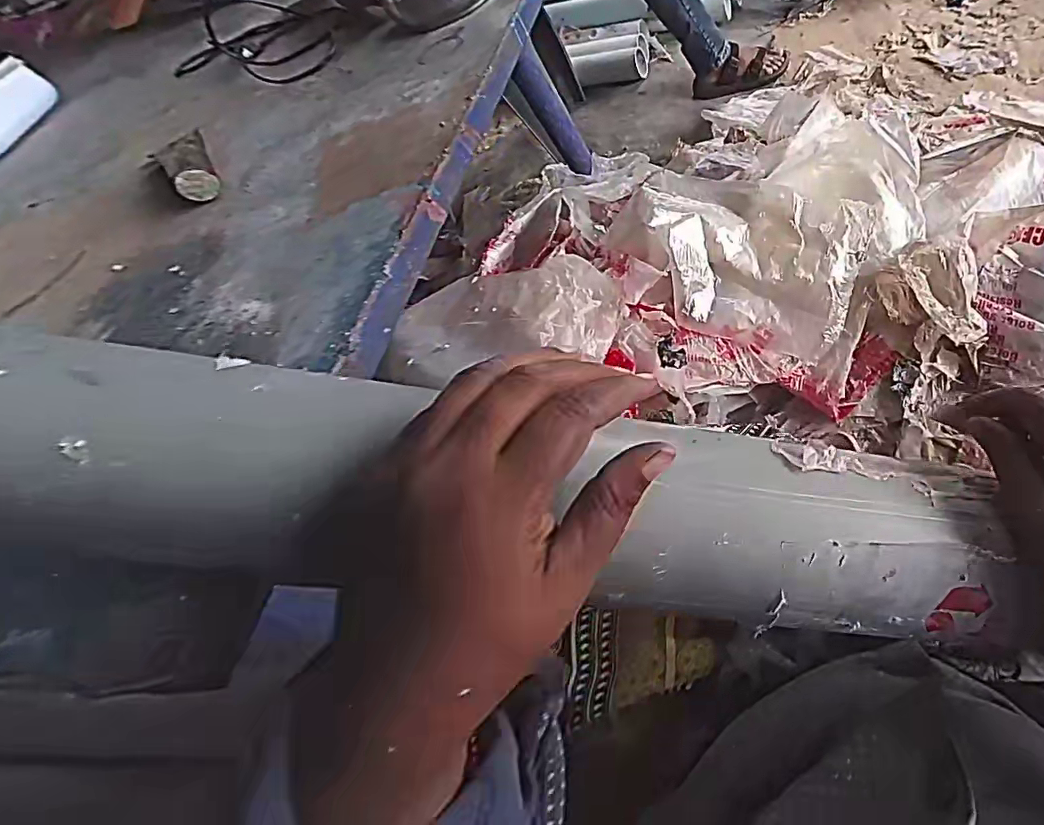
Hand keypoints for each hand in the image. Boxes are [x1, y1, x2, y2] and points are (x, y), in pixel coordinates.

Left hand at [342, 352, 672, 697]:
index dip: (613, 390)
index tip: (646, 385)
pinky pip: (444, 400)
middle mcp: (450, 463)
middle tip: (616, 374)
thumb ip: (611, 507)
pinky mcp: (386, 460)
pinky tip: (514, 387)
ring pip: (478, 378)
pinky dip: (487, 382)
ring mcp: (409, 457)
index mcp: (499, 498)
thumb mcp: (565, 583)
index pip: (567, 415)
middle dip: (579, 369)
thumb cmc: (492, 640)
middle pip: (524, 384)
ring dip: (531, 363)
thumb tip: (657, 452)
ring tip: (573, 366)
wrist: (395, 681)